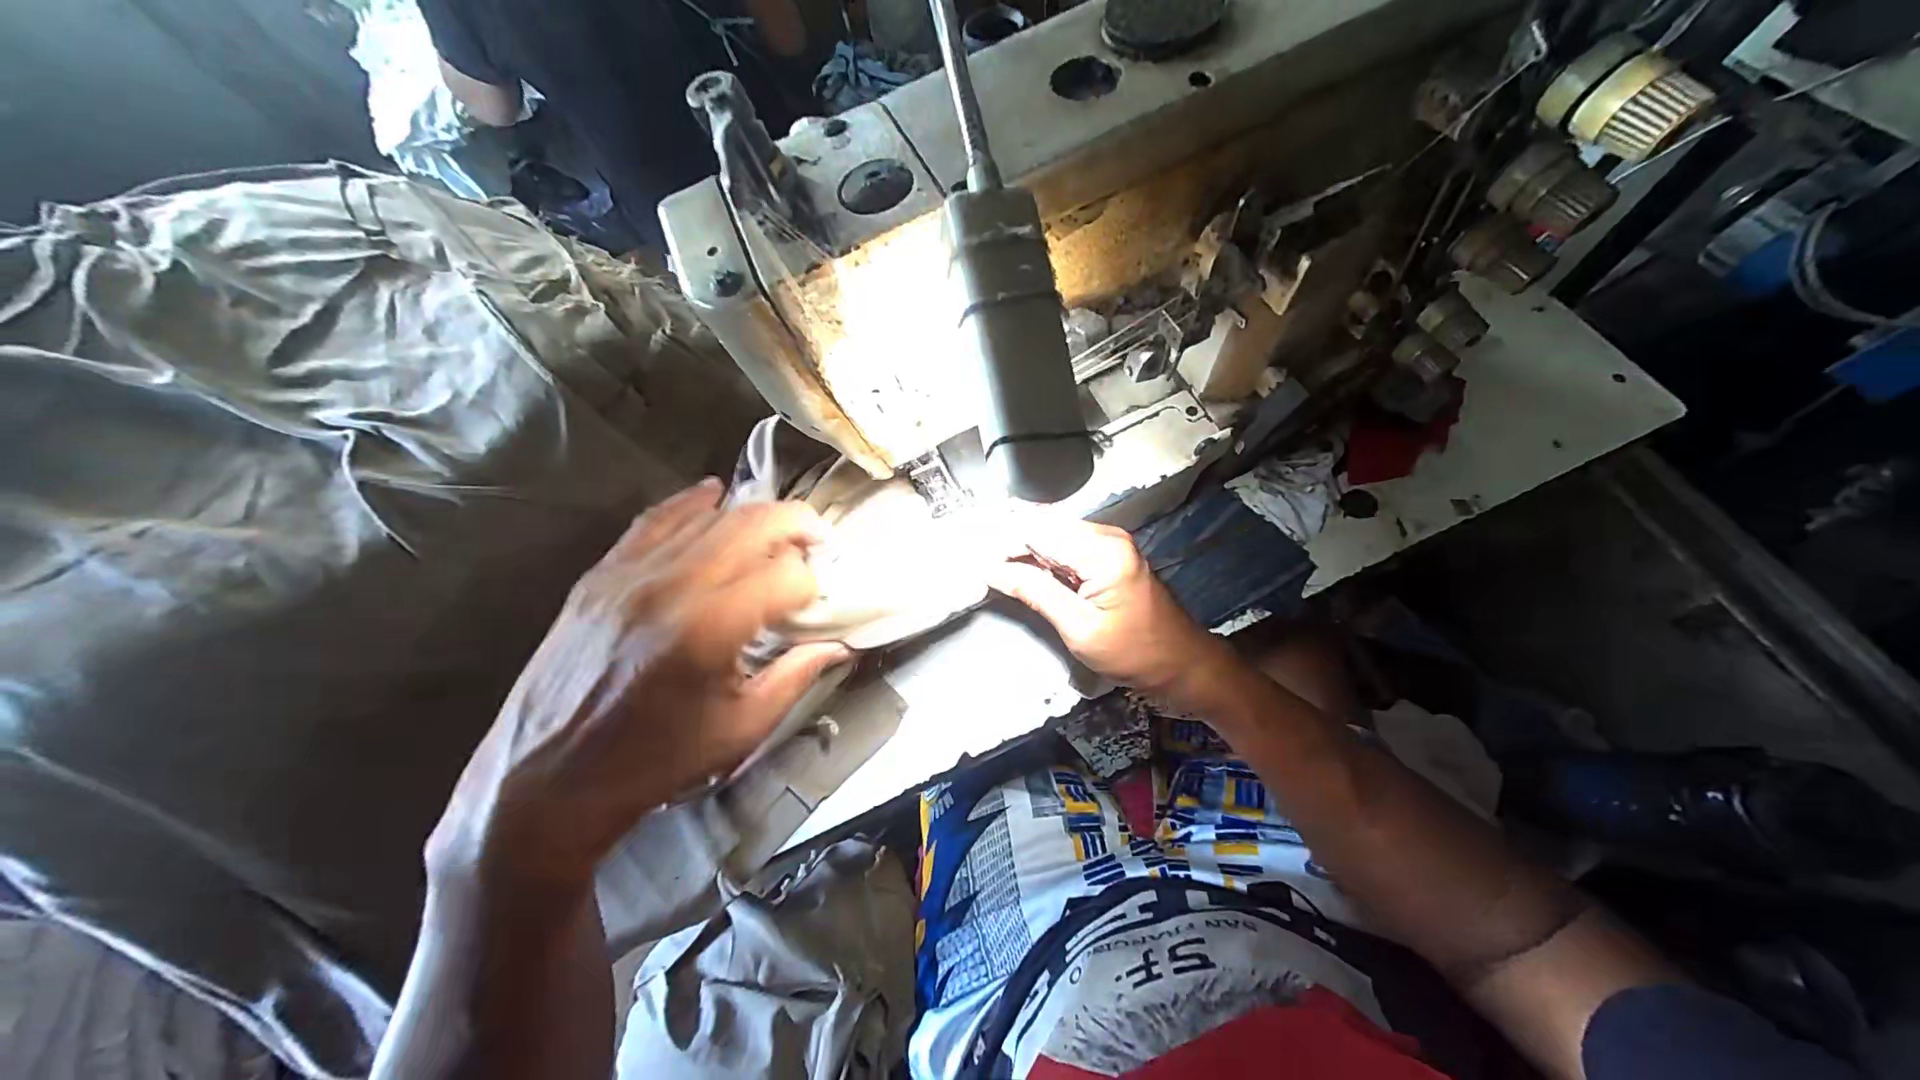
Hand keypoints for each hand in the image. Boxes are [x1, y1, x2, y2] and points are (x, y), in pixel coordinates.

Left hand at [425, 479, 849, 895]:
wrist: (547, 778)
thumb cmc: (653, 761)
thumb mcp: (740, 728)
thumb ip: (796, 676)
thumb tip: (838, 644)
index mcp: (710, 628)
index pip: (786, 576)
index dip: (814, 585)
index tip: (818, 604)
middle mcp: (672, 585)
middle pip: (753, 526)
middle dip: (798, 524)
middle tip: (820, 538)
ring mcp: (631, 573)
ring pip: (708, 515)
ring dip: (753, 514)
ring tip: (780, 525)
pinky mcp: (602, 574)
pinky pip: (654, 520)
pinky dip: (690, 504)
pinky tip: (712, 496)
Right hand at [988, 515, 1240, 711]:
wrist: (1181, 664)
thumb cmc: (1135, 652)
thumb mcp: (1079, 628)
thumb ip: (1035, 591)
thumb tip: (992, 569)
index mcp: (1102, 550)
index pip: (1037, 531)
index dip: (999, 540)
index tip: (967, 553)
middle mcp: (1106, 536)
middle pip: (1042, 527)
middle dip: (1006, 541)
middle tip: (971, 557)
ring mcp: (1108, 543)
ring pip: (1050, 535)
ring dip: (1020, 549)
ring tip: (985, 562)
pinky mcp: (1106, 556)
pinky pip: (1064, 547)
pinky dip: (1039, 557)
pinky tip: (1017, 569)